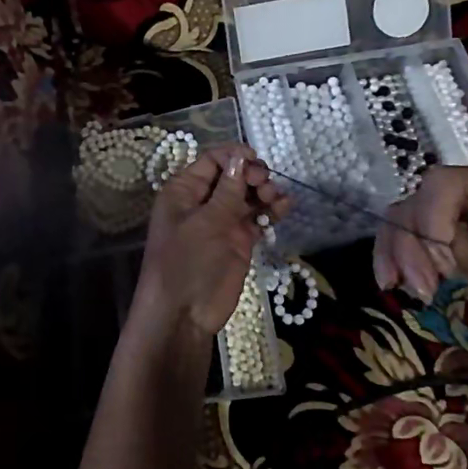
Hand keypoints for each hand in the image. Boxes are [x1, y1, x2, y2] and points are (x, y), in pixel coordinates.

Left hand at [136, 143, 291, 334]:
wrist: (184, 311)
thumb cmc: (186, 262)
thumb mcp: (205, 222)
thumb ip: (227, 190)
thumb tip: (240, 158)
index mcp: (183, 191)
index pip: (211, 161)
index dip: (233, 157)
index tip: (255, 160)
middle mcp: (202, 202)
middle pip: (233, 176)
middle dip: (252, 175)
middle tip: (264, 185)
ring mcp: (222, 222)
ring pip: (248, 196)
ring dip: (265, 192)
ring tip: (274, 200)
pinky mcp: (238, 240)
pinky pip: (257, 218)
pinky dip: (271, 211)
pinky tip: (284, 207)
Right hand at [373, 166, 467, 330]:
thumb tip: (427, 243)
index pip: (442, 184)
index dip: (429, 217)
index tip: (442, 261)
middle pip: (415, 205)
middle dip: (409, 246)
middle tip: (422, 288)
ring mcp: (457, 218)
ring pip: (404, 224)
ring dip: (397, 255)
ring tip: (401, 289)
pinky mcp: (449, 242)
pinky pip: (410, 243)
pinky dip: (397, 261)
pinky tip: (394, 282)